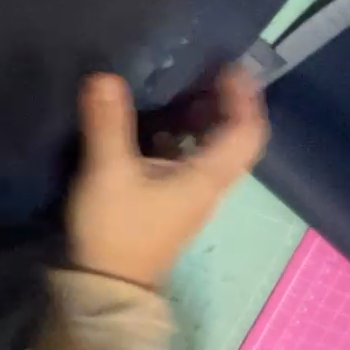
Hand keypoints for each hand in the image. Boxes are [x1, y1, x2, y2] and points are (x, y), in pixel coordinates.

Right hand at [66, 66, 269, 289]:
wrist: (105, 281)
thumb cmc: (117, 226)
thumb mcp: (108, 172)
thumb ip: (107, 125)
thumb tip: (106, 77)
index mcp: (206, 176)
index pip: (245, 131)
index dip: (243, 97)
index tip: (230, 67)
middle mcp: (205, 185)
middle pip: (228, 139)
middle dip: (218, 104)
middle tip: (197, 72)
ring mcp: (184, 196)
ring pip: (202, 150)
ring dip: (194, 120)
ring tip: (169, 91)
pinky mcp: (161, 203)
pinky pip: (177, 161)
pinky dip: (170, 138)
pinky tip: (143, 127)